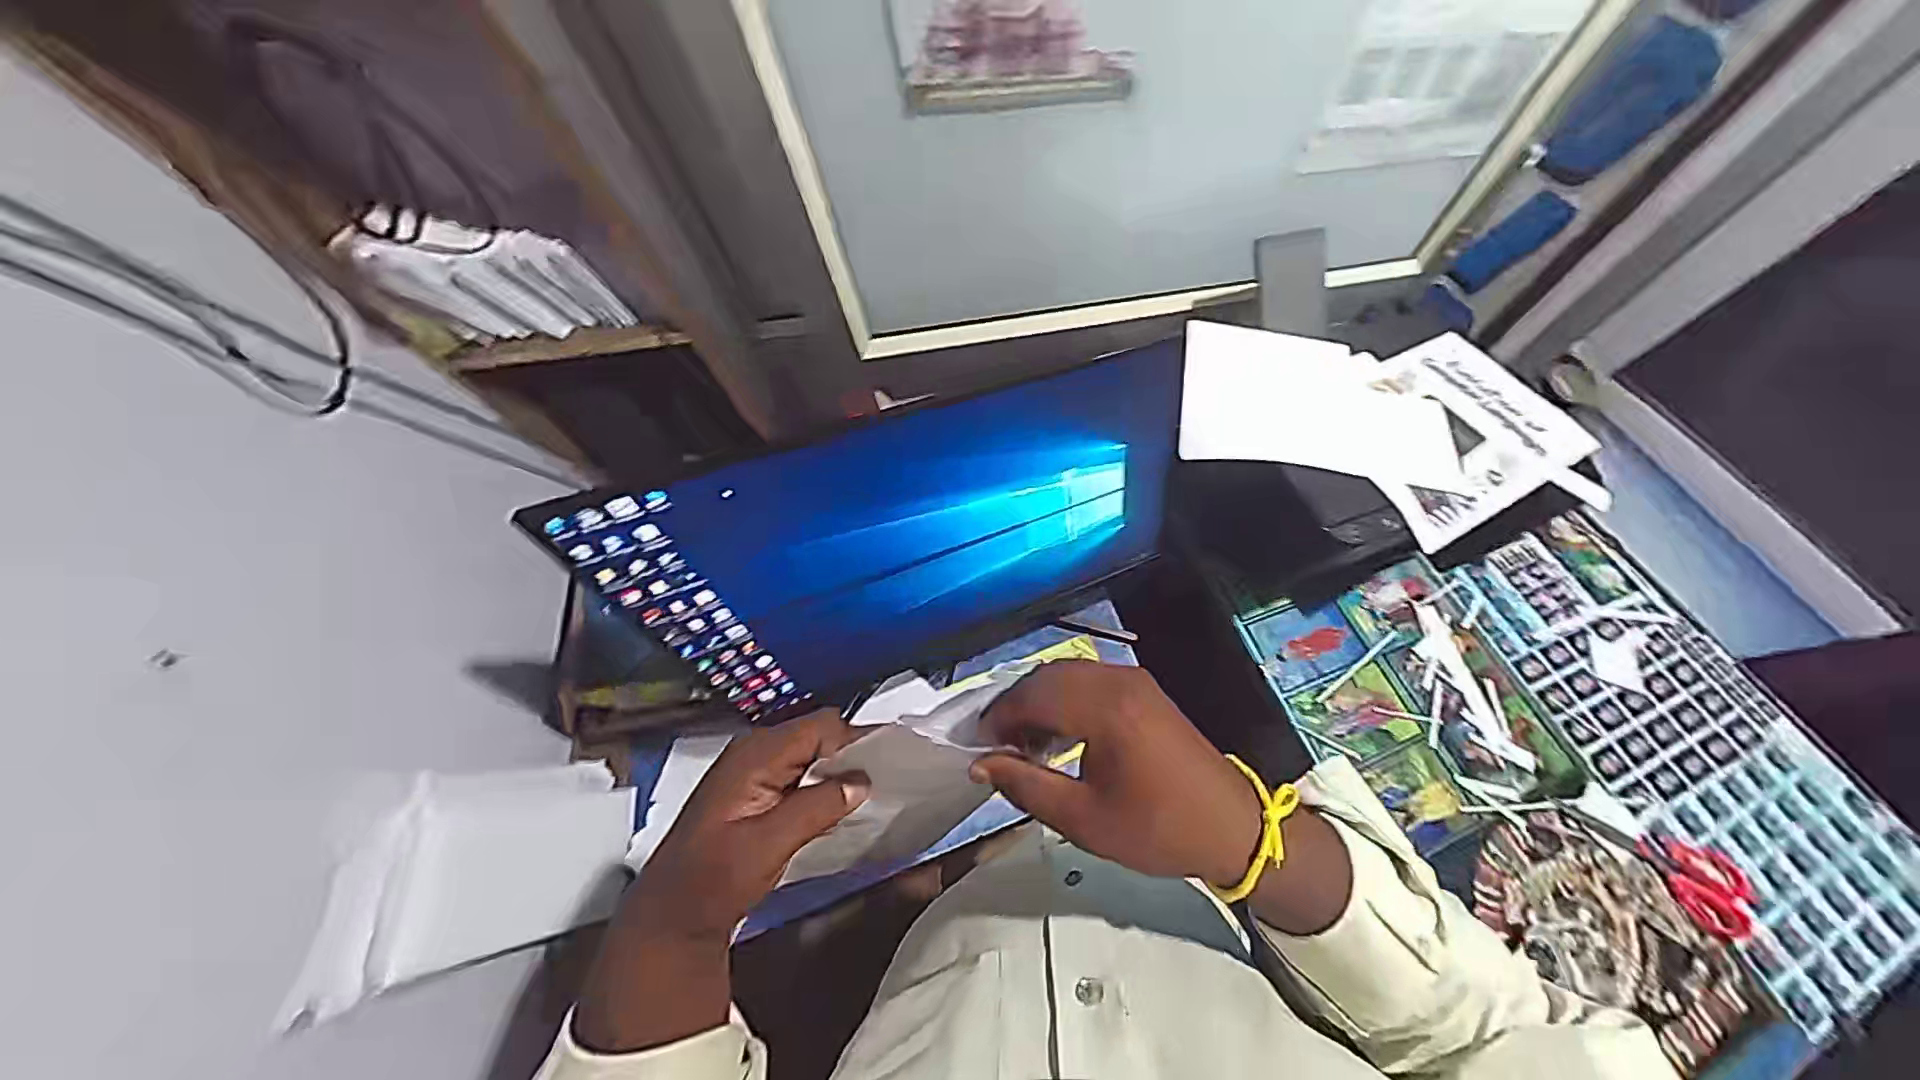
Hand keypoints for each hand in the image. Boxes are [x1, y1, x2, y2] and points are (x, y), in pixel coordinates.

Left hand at [631, 707, 870, 942]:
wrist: (673, 914)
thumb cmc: (714, 878)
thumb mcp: (770, 843)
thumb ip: (818, 807)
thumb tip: (860, 781)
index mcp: (757, 753)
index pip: (822, 726)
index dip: (855, 740)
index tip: (886, 761)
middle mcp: (756, 750)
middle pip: (818, 734)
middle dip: (849, 754)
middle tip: (879, 781)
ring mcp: (754, 768)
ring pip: (811, 753)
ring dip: (837, 771)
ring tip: (865, 794)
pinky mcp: (757, 788)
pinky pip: (800, 772)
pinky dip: (821, 784)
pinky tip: (837, 807)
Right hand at [969, 661, 1262, 886]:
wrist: (1232, 826)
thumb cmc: (1159, 828)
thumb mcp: (1084, 819)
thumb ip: (1026, 786)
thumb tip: (982, 764)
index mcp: (1105, 708)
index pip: (1032, 696)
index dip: (998, 719)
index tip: (978, 747)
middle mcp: (1117, 680)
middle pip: (1045, 677)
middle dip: (1014, 706)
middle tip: (997, 746)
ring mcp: (1133, 680)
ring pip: (1065, 674)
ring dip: (1037, 700)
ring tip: (1024, 743)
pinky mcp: (1142, 688)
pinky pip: (1087, 680)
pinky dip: (1062, 699)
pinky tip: (1057, 733)